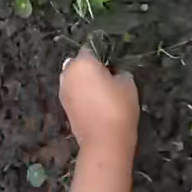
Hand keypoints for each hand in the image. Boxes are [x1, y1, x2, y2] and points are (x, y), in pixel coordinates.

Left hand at [59, 48, 137, 191]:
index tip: (116, 64)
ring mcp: (63, 90)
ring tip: (104, 94)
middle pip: (81, 63)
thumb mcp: (128, 83)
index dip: (105, 54)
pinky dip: (83, 94)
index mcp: (81, 62)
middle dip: (93, 68)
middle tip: (111, 79)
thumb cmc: (118, 108)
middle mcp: (67, 73)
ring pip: (76, 78)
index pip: (92, 48)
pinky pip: (74, 92)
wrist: (104, 143)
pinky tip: (97, 104)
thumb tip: (111, 72)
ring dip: (86, 81)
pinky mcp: (64, 106)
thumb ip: (119, 71)